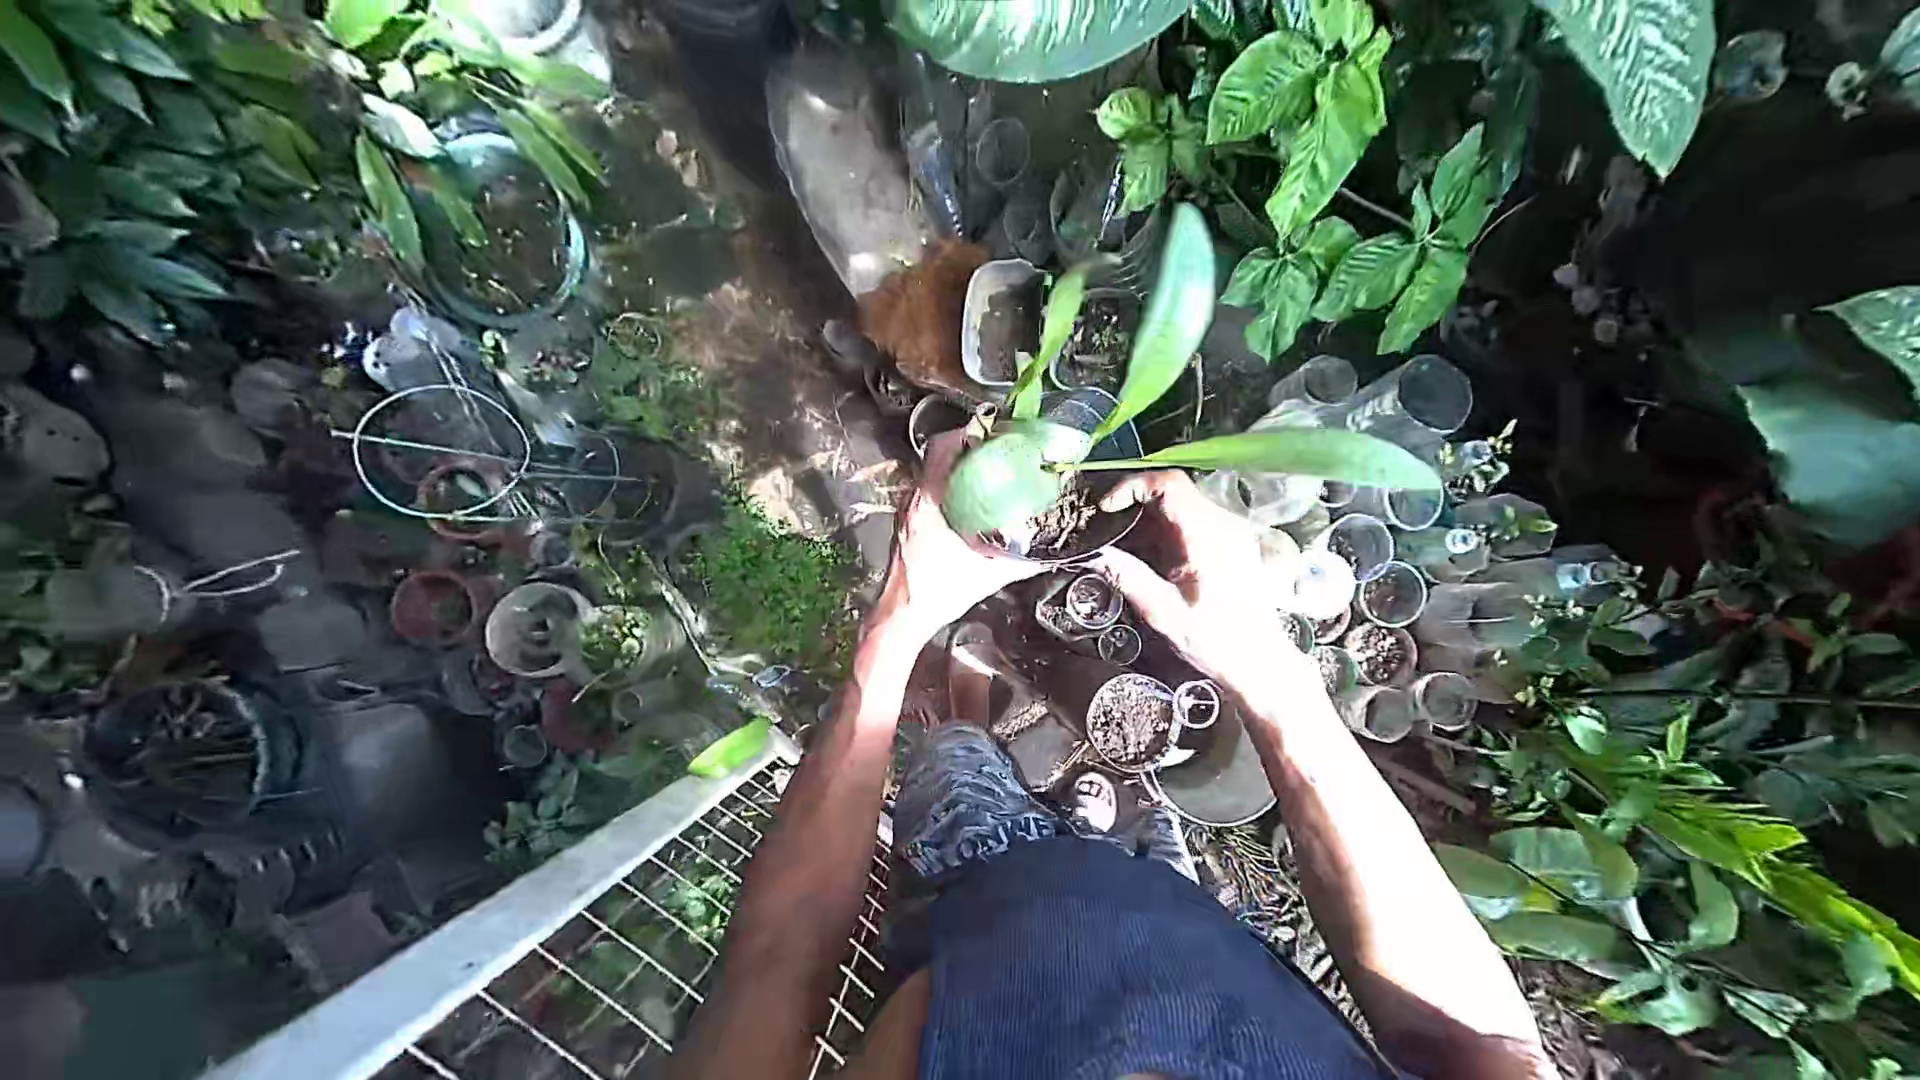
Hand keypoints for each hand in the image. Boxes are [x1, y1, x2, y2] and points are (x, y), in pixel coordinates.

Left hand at [872, 430, 1044, 643]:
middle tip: (995, 446)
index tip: (992, 429)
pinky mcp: (908, 521)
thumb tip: (1051, 553)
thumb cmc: (935, 592)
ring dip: (958, 463)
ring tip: (986, 466)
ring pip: (932, 470)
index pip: (943, 448)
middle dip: (968, 444)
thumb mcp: (988, 575)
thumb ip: (1023, 561)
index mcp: (930, 502)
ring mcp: (909, 509)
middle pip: (938, 453)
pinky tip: (969, 495)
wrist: (904, 613)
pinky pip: (929, 488)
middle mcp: (915, 499)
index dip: (968, 432)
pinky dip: (950, 483)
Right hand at [1090, 471, 1315, 699]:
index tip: (1106, 508)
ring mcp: (1230, 531)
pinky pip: (1190, 520)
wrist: (1261, 662)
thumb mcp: (1164, 614)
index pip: (1169, 485)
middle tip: (1106, 528)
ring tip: (1122, 545)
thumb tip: (1096, 554)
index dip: (1132, 486)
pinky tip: (1149, 557)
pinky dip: (1162, 530)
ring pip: (1180, 504)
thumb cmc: (1216, 641)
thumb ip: (1130, 578)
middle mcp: (1223, 525)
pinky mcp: (1230, 542)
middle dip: (1134, 504)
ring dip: (1146, 519)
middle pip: (1172, 490)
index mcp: (1208, 537)